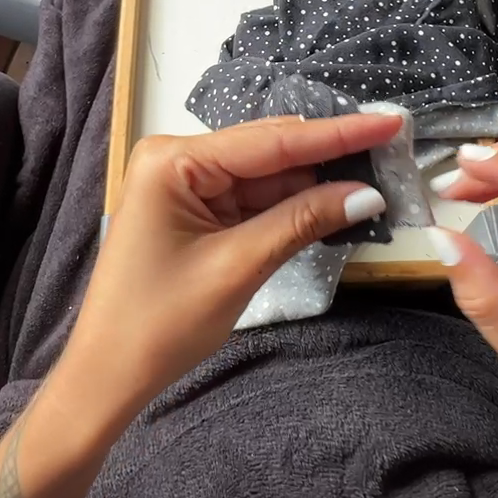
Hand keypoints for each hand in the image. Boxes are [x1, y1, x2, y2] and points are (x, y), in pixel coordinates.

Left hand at [57, 114, 399, 417]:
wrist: (107, 378)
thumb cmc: (159, 324)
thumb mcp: (238, 267)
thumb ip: (302, 221)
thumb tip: (367, 194)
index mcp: (174, 160)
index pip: (271, 140)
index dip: (336, 133)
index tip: (389, 119)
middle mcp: (178, 159)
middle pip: (269, 151)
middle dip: (329, 155)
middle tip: (391, 145)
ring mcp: (186, 184)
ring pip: (266, 176)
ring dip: (315, 183)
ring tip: (375, 174)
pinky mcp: (195, 210)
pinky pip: (253, 199)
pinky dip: (292, 206)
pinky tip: (333, 202)